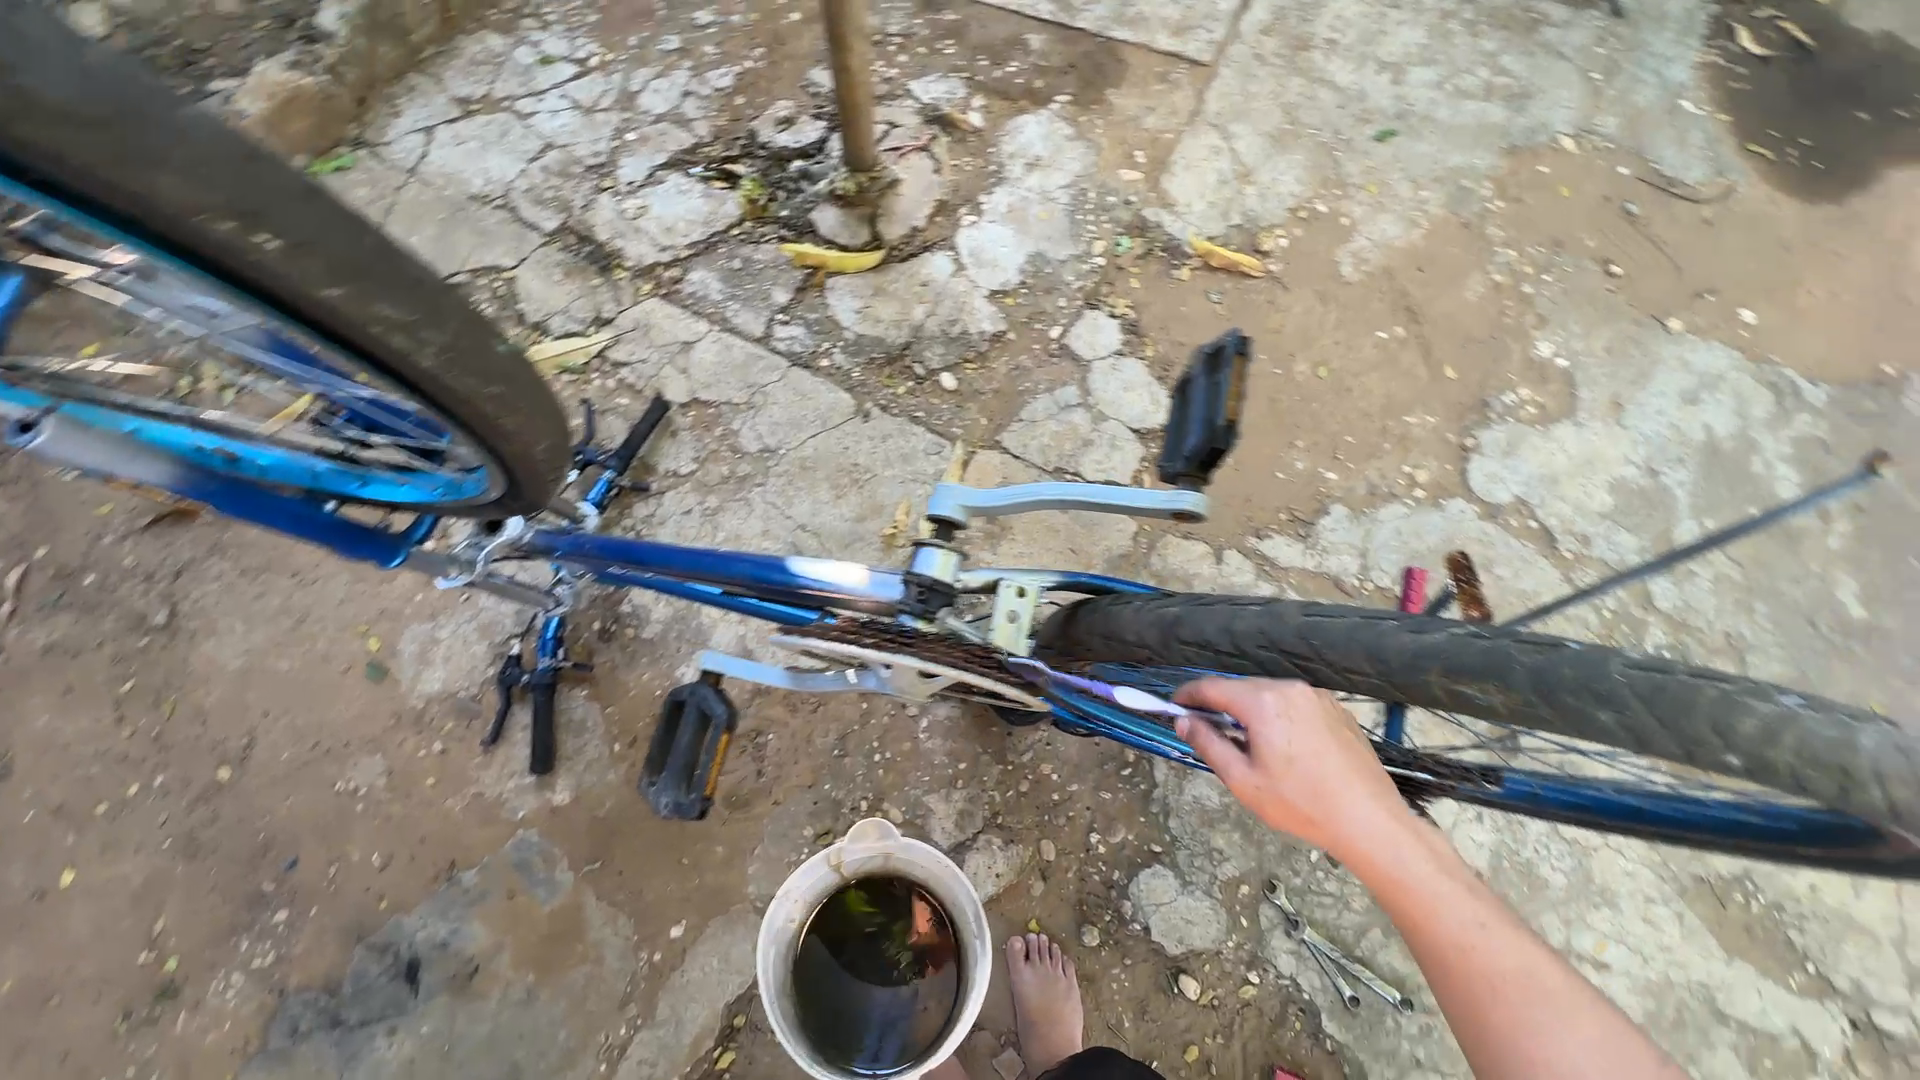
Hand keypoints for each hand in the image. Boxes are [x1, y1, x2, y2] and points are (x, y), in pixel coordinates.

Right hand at [1174, 678, 1411, 859]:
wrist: (1369, 819)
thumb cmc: (1300, 804)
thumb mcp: (1243, 781)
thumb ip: (1208, 745)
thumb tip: (1183, 721)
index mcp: (1262, 702)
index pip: (1212, 687)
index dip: (1188, 695)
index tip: (1172, 706)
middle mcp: (1289, 689)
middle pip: (1241, 688)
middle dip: (1219, 705)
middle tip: (1206, 730)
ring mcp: (1316, 696)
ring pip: (1268, 695)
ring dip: (1249, 711)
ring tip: (1245, 743)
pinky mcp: (1337, 708)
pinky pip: (1294, 704)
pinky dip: (1277, 715)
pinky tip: (1282, 746)